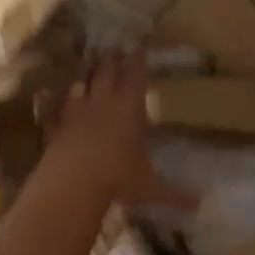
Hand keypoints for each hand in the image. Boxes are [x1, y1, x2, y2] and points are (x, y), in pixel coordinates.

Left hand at [45, 51, 197, 210]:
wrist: (72, 182)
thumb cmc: (118, 178)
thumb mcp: (150, 188)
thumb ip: (174, 194)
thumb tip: (200, 205)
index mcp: (130, 108)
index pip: (136, 77)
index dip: (138, 62)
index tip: (138, 49)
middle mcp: (103, 103)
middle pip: (106, 73)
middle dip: (111, 60)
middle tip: (114, 50)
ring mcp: (76, 113)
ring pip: (81, 86)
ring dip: (85, 77)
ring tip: (87, 70)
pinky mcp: (57, 127)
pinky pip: (58, 110)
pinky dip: (58, 104)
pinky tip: (54, 102)